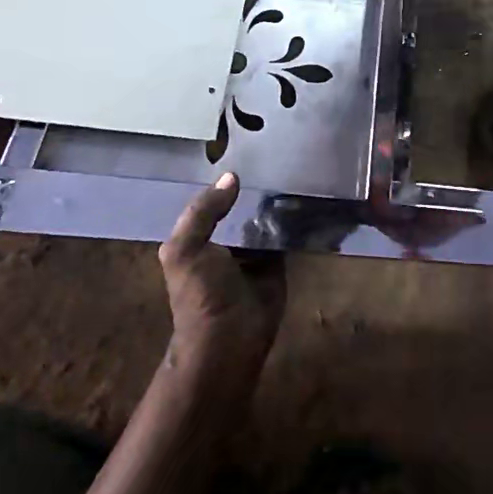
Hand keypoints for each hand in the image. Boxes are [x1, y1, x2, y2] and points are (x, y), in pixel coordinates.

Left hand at [160, 172, 285, 373]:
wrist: (228, 339)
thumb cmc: (200, 294)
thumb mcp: (186, 250)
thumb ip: (203, 213)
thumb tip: (231, 177)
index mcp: (196, 238)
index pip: (211, 202)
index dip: (224, 183)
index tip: (247, 155)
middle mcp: (225, 242)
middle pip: (241, 209)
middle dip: (255, 190)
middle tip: (279, 159)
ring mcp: (253, 253)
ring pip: (265, 220)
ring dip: (277, 204)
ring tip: (297, 172)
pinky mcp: (278, 263)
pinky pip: (285, 237)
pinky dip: (294, 223)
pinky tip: (306, 200)